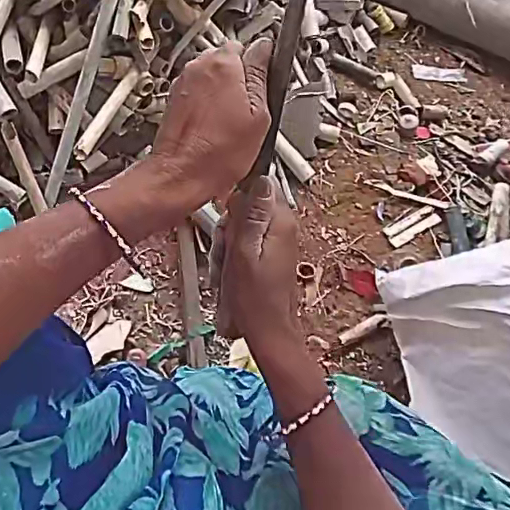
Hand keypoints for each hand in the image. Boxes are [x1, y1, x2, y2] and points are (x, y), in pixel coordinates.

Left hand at [151, 38, 272, 207]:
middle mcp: (199, 66)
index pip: (253, 46)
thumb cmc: (217, 153)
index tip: (267, 86)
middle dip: (243, 80)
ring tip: (232, 121)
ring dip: (225, 92)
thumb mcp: (260, 115)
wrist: (180, 175)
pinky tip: (216, 126)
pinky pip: (200, 91)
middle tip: (250, 109)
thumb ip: (263, 75)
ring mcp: (184, 81)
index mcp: (223, 64)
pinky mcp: (176, 97)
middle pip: (231, 59)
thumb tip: (266, 50)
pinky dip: (209, 103)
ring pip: (215, 76)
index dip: (264, 68)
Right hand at [215, 176, 301, 351]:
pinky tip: (231, 272)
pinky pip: (246, 242)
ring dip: (228, 245)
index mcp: (281, 222)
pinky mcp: (271, 251)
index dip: (234, 204)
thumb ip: (250, 214)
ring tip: (227, 268)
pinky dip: (234, 255)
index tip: (228, 225)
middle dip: (228, 229)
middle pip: (246, 209)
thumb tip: (260, 178)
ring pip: (242, 227)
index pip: (256, 188)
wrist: (268, 331)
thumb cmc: (255, 300)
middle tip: (225, 253)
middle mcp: (284, 227)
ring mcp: (278, 239)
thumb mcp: (244, 253)